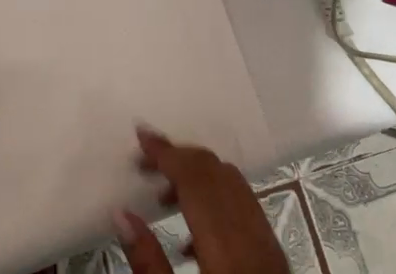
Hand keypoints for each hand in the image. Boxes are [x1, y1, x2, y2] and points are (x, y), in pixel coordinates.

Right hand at [113, 127, 289, 273]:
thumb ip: (148, 262)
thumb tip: (121, 214)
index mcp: (226, 247)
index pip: (195, 179)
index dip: (166, 152)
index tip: (140, 135)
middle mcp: (252, 236)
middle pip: (215, 172)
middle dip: (178, 157)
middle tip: (143, 159)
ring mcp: (268, 244)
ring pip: (233, 185)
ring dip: (197, 177)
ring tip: (162, 196)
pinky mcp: (274, 256)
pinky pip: (244, 207)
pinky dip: (216, 199)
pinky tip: (191, 234)